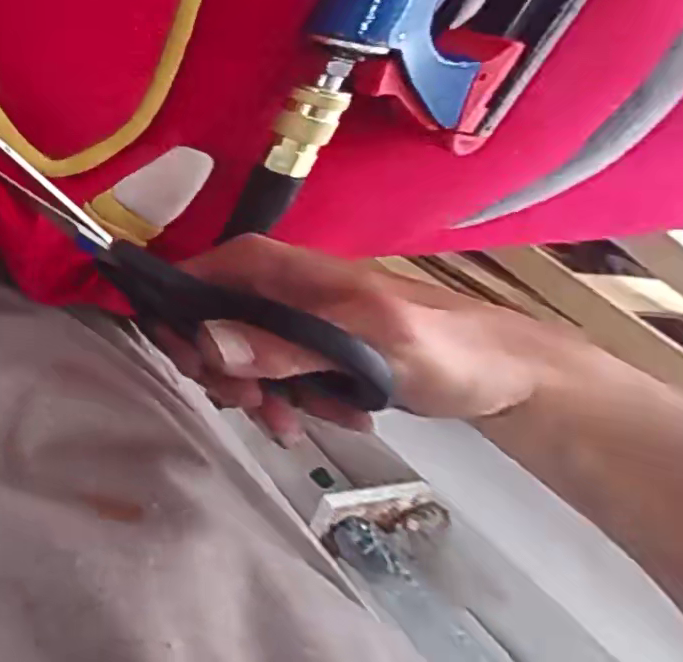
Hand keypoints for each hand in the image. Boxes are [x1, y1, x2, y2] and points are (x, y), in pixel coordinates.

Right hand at [153, 234, 573, 444]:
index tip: (205, 374)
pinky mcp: (297, 343)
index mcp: (261, 262)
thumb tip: (204, 342)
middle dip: (227, 374)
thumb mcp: (363, 345)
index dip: (177, 328)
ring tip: (312, 419)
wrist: (504, 373)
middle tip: (263, 406)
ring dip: (265, 396)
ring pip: (231, 356)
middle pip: (201, 325)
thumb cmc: (439, 343)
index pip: (183, 282)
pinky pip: (267, 374)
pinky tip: (337, 414)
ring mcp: (277, 313)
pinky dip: (293, 402)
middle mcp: (259, 281)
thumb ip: (283, 345)